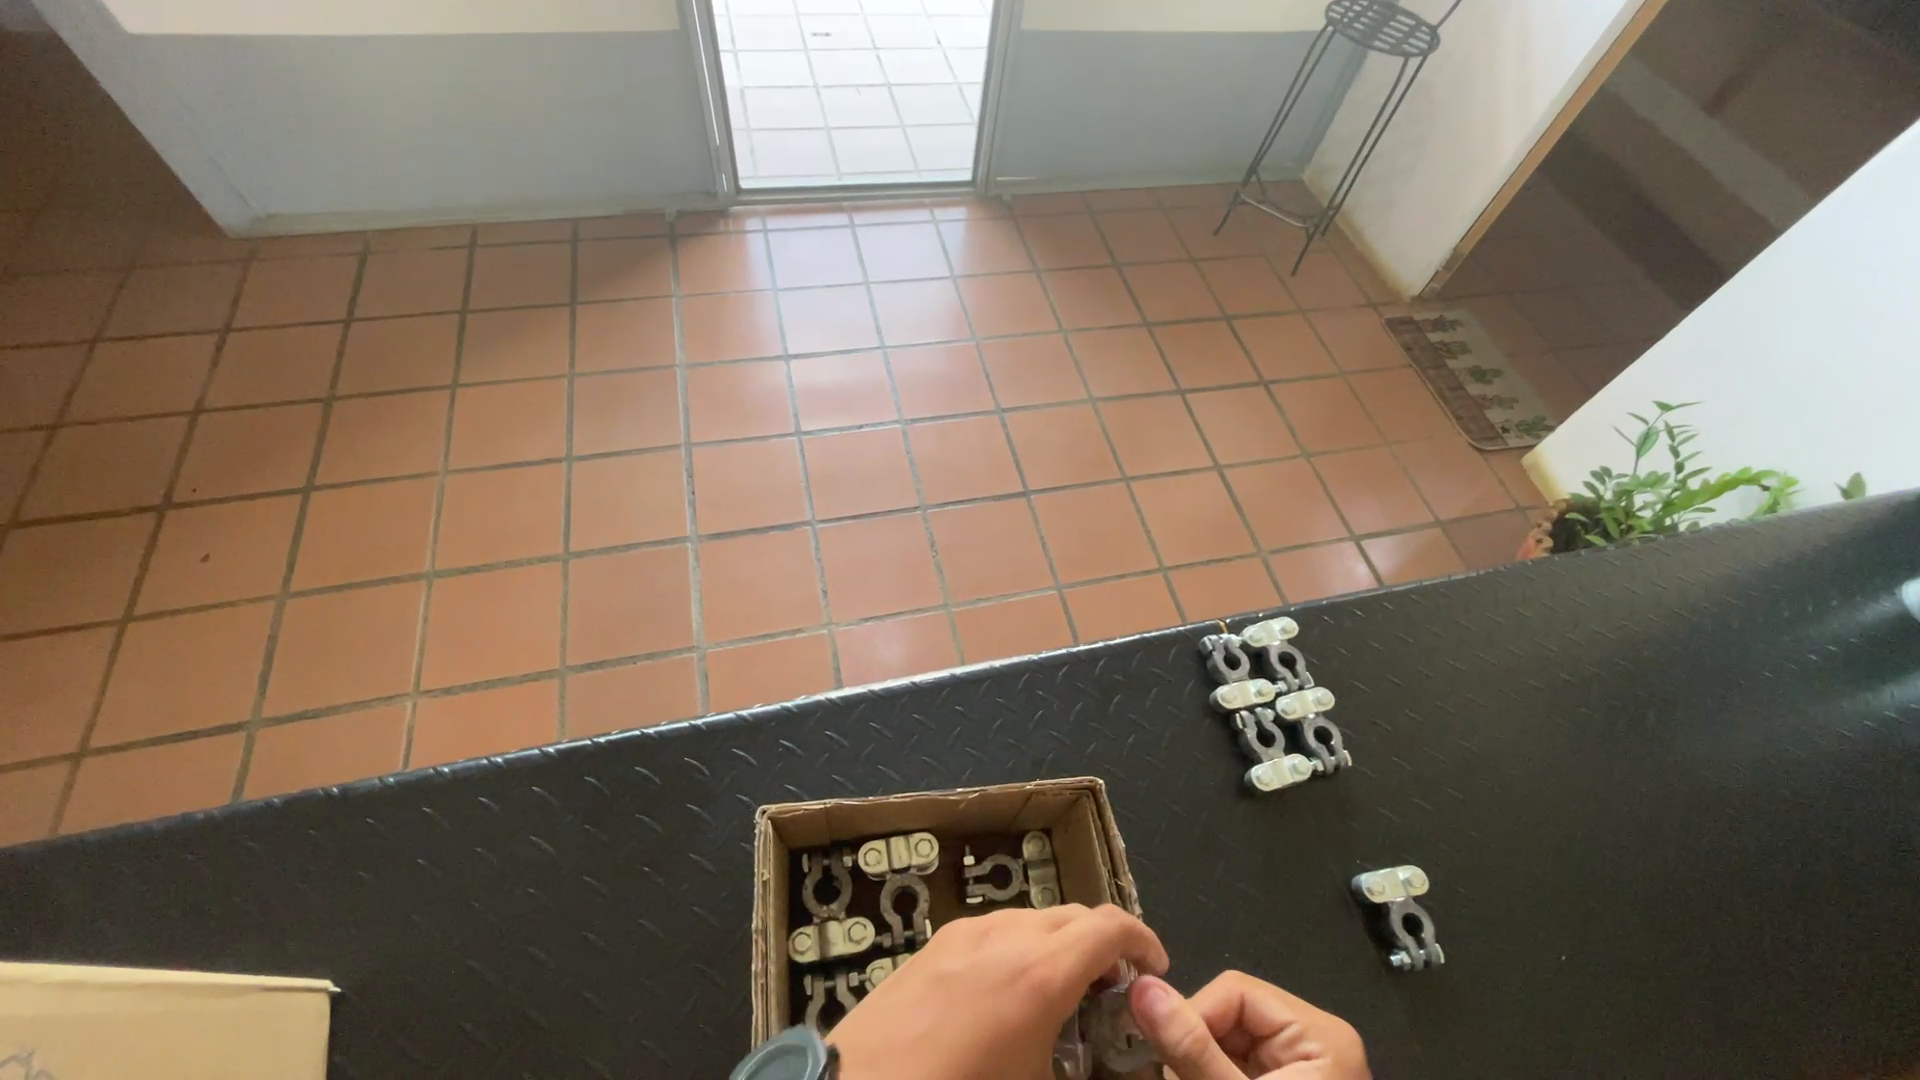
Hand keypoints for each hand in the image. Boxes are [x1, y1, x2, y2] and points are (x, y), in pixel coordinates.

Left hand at [826, 904, 1167, 1079]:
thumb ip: (1076, 1061)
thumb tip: (1083, 1050)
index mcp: (1042, 972)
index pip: (1111, 926)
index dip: (1143, 940)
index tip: (1156, 968)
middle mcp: (1010, 934)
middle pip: (1075, 915)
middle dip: (1103, 944)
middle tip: (1112, 990)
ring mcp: (968, 931)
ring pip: (1035, 918)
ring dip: (1060, 944)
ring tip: (1059, 992)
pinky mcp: (937, 940)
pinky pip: (996, 928)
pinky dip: (1021, 946)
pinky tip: (1006, 990)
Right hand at [1128, 971, 1368, 1078]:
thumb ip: (1190, 1047)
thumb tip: (1141, 985)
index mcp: (1320, 1035)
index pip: (1235, 992)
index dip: (1194, 1017)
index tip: (1168, 1061)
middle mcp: (1315, 1043)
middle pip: (1232, 1015)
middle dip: (1196, 1047)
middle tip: (1176, 1079)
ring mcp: (1302, 1069)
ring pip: (1228, 1041)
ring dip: (1199, 1065)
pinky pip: (1236, 1067)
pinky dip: (1212, 1077)